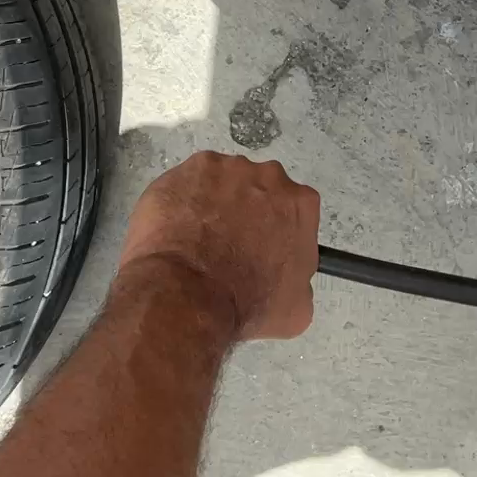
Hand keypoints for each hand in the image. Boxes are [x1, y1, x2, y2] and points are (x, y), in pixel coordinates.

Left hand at [117, 151, 320, 340]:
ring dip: (213, 204)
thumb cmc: (246, 302)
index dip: (274, 229)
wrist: (190, 296)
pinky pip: (188, 182)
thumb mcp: (296, 308)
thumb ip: (301, 279)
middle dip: (245, 211)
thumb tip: (289, 277)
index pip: (293, 210)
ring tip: (195, 240)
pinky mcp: (191, 169)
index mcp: (301, 204)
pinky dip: (182, 200)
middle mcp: (270, 176)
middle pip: (259, 189)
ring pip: (222, 183)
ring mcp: (229, 168)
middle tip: (226, 245)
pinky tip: (175, 230)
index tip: (260, 247)